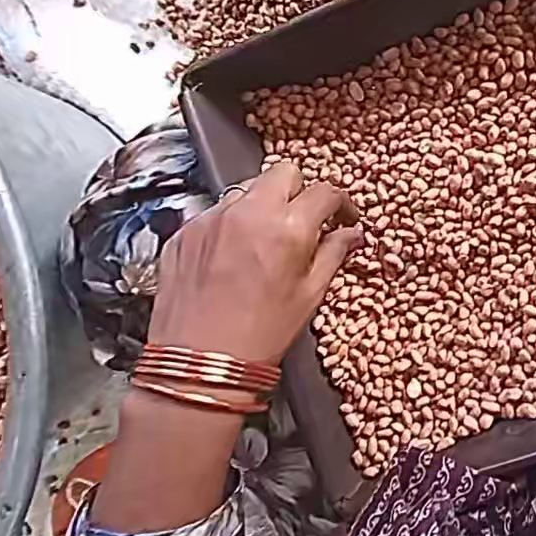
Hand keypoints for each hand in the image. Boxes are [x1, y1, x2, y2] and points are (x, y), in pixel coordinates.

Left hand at [91, 159, 362, 532]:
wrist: (198, 362)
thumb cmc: (262, 333)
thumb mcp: (310, 295)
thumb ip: (333, 254)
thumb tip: (351, 233)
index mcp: (288, 227)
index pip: (324, 191)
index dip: (340, 202)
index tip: (342, 217)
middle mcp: (248, 211)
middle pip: (284, 172)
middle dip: (300, 189)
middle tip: (304, 219)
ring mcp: (212, 218)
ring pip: (248, 187)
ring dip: (265, 203)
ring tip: (267, 237)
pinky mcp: (184, 230)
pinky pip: (217, 211)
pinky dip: (233, 223)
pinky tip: (234, 254)